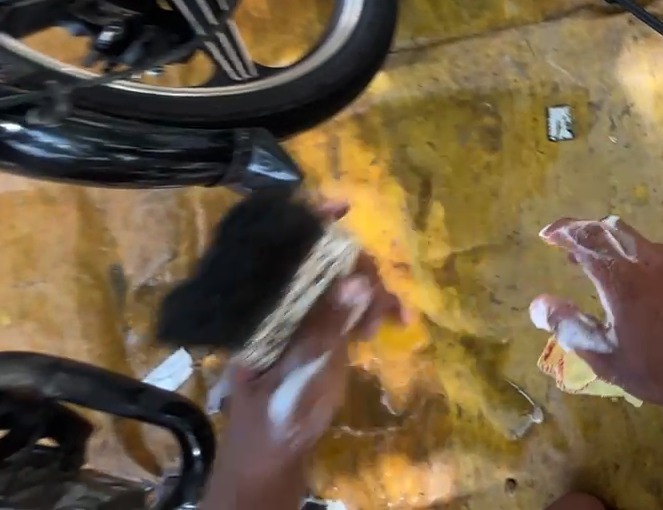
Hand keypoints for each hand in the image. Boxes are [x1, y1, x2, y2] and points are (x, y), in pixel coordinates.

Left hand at [202, 205, 401, 509]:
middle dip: (359, 269)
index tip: (343, 206)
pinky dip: (385, 308)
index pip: (282, 250)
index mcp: (264, 307)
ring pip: (353, 278)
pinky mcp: (333, 325)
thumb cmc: (274, 416)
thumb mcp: (298, 372)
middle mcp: (287, 301)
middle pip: (329, 259)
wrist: (276, 457)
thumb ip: (326, 327)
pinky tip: (399, 323)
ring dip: (376, 293)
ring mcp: (312, 312)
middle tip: (374, 297)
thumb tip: (359, 282)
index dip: (308, 220)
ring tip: (382, 323)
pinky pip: (365, 302)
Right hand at [530, 216, 662, 417]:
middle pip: (614, 230)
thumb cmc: (660, 371)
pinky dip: (659, 267)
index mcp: (623, 281)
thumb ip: (570, 326)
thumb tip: (539, 302)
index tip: (549, 233)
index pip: (586, 242)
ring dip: (627, 255)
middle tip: (577, 247)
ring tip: (625, 283)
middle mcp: (652, 258)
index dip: (565, 233)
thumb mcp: (607, 357)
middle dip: (591, 232)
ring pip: (645, 245)